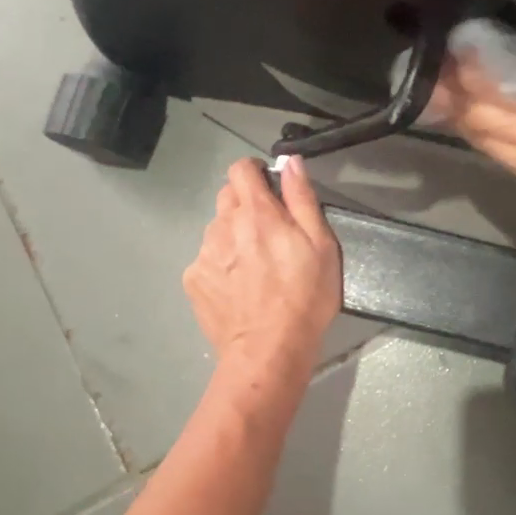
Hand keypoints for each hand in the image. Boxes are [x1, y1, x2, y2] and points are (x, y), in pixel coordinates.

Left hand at [183, 157, 341, 381]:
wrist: (268, 352)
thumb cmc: (305, 297)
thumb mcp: (321, 245)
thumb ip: (303, 198)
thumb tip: (291, 162)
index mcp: (257, 212)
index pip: (241, 169)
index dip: (255, 171)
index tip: (270, 187)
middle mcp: (223, 225)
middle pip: (227, 196)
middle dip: (246, 204)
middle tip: (270, 232)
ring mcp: (203, 254)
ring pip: (216, 228)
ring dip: (233, 235)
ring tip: (256, 266)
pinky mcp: (193, 280)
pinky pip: (207, 258)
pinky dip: (222, 264)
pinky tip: (240, 287)